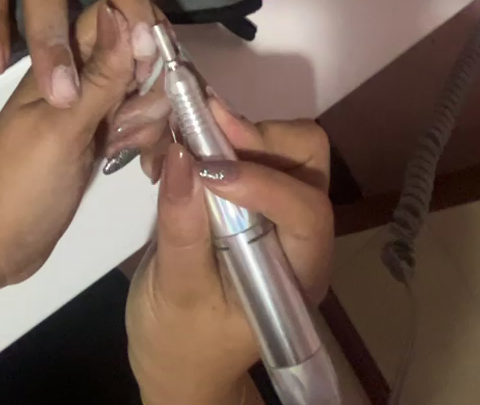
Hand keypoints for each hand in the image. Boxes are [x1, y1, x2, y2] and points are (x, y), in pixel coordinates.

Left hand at [0, 2, 137, 293]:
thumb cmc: (19, 183)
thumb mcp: (63, 127)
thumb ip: (101, 74)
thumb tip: (123, 8)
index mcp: (61, 59)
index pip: (114, 15)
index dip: (144, 28)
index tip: (160, 66)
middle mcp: (79, 74)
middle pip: (139, 54)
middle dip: (152, 87)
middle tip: (130, 126)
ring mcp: (91, 107)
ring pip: (144, 91)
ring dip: (151, 120)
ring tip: (128, 152)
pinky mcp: (99, 137)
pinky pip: (139, 123)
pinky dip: (149, 141)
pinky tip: (146, 168)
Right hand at [126, 109, 335, 404]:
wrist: (174, 353)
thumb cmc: (181, 337)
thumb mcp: (177, 289)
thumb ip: (182, 227)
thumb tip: (182, 156)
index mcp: (299, 268)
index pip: (305, 209)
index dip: (262, 180)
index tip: (207, 167)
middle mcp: (298, 229)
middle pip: (305, 157)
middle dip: (254, 136)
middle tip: (200, 126)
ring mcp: (275, 205)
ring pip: (276, 140)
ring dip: (229, 128)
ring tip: (180, 134)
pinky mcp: (248, 189)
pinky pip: (243, 142)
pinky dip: (213, 131)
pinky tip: (177, 145)